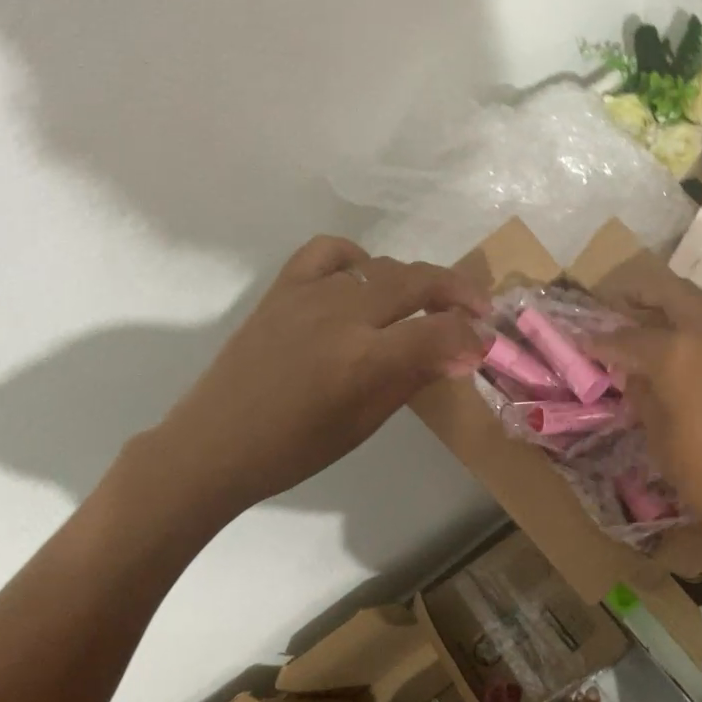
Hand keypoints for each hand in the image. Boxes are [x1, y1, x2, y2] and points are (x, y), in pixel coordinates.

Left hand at [139, 236, 488, 519]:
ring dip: (415, 280)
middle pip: (417, 282)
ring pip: (382, 266)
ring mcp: (308, 294)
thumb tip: (459, 353)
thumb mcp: (365, 422)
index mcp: (363, 359)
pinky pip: (329, 252)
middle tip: (479, 311)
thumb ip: (413, 377)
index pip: (439, 331)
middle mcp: (340, 314)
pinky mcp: (283, 288)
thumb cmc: (296, 450)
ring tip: (429, 301)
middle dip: (458, 293)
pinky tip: (367, 280)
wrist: (216, 443)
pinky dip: (359, 259)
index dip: (471, 337)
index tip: (485, 346)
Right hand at [590, 267, 701, 563]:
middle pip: (668, 291)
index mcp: (678, 354)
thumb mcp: (665, 448)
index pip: (627, 337)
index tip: (583, 341)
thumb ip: (646, 402)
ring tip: (664, 326)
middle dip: (637, 295)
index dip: (600, 341)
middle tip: (616, 305)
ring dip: (681, 305)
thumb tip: (637, 378)